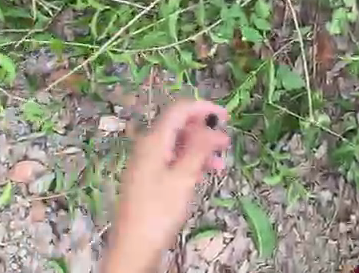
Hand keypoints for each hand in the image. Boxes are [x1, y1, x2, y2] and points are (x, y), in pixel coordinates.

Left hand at [101, 99, 230, 272]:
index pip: (180, 110)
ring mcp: (147, 163)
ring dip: (200, 150)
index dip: (203, 108)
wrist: (132, 250)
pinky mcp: (149, 180)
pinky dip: (190, 163)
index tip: (225, 116)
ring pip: (178, 145)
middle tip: (226, 144)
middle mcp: (149, 146)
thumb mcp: (183, 178)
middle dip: (204, 132)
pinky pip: (173, 160)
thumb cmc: (158, 211)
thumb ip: (198, 148)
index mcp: (154, 140)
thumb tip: (211, 126)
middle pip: (179, 127)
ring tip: (220, 164)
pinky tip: (204, 174)